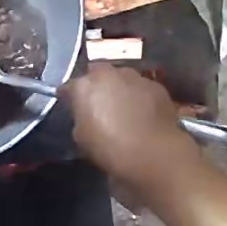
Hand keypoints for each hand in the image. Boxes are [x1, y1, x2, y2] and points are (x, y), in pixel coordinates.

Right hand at [64, 65, 205, 194]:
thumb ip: (81, 118)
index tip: (71, 105)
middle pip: (97, 72)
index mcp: (85, 86)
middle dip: (97, 84)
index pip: (70, 87)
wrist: (153, 153)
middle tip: (99, 102)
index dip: (70, 96)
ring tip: (124, 106)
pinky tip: (144, 112)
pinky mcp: (156, 86)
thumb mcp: (82, 137)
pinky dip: (140, 96)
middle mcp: (108, 74)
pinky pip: (142, 88)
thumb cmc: (110, 148)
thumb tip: (86, 115)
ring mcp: (135, 77)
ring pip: (122, 77)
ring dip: (120, 87)